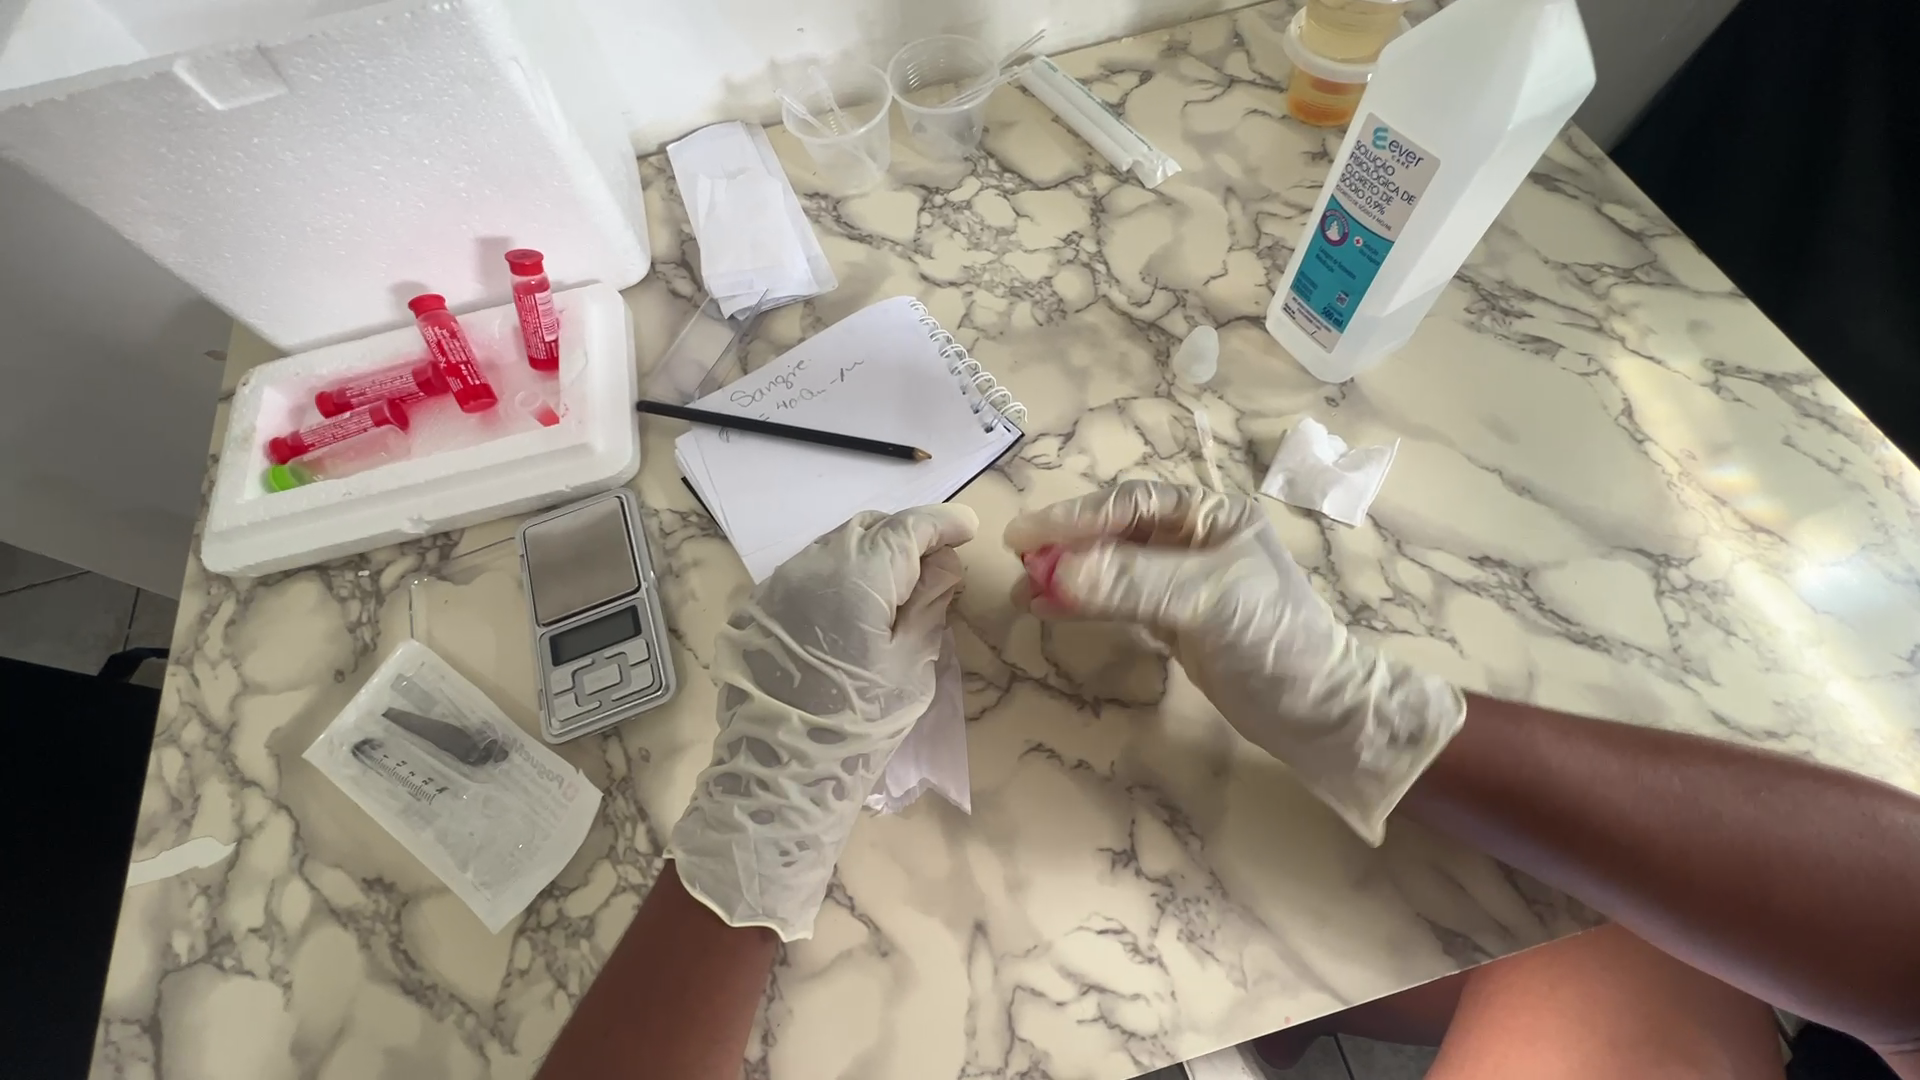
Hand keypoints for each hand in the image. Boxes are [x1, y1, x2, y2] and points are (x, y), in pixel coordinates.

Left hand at [670, 504, 977, 940]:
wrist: (780, 771)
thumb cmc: (859, 725)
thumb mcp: (912, 665)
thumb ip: (931, 602)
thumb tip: (945, 562)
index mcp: (857, 579)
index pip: (907, 528)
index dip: (942, 522)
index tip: (969, 528)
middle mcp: (813, 566)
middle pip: (869, 526)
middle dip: (907, 533)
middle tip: (937, 561)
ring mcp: (780, 582)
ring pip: (837, 541)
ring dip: (873, 549)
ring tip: (898, 583)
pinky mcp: (762, 602)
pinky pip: (811, 565)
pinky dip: (842, 568)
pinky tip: (856, 600)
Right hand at [1004, 480, 1462, 843]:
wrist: (1318, 713)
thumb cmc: (1275, 641)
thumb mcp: (1207, 600)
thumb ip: (1132, 581)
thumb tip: (1055, 573)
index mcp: (1208, 514)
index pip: (1129, 504)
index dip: (1074, 517)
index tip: (1024, 536)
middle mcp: (1189, 538)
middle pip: (1112, 531)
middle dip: (1065, 546)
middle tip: (1017, 562)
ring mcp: (1177, 579)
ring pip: (1108, 567)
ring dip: (1065, 577)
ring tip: (1021, 591)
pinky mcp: (1168, 617)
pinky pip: (1113, 600)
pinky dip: (1081, 604)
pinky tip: (1048, 609)